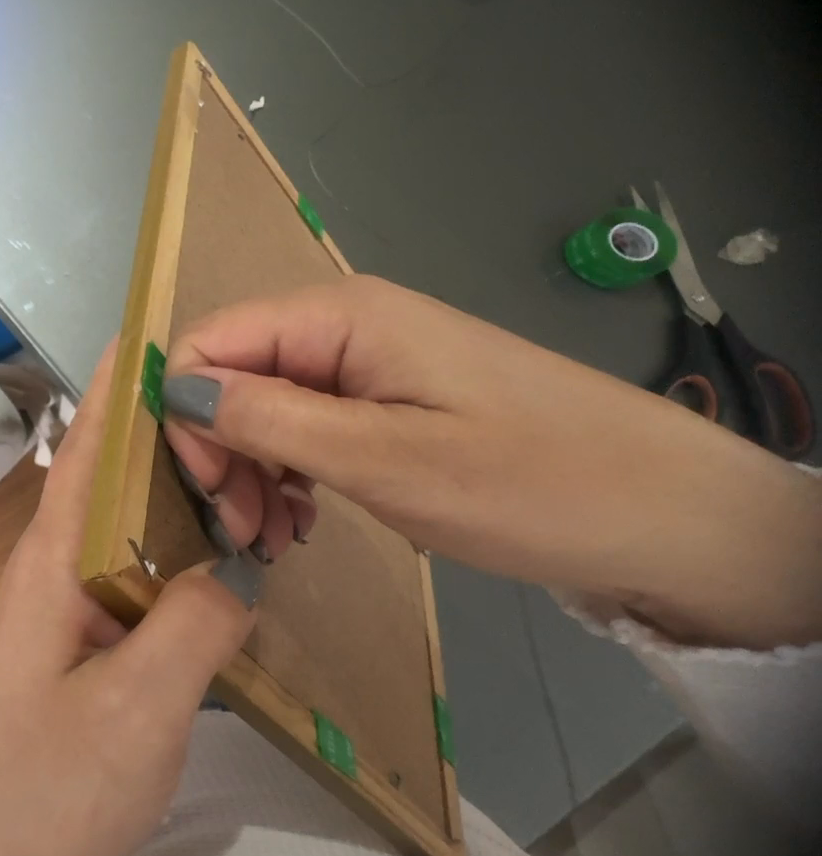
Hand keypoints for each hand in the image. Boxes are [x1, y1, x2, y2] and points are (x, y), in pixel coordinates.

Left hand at [0, 345, 257, 855]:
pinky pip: (143, 567)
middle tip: (256, 413)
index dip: (115, 390)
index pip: (86, 452)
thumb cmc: (51, 778)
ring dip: (188, 493)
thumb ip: (190, 626)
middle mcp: (58, 562)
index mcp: (53, 561)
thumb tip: (235, 566)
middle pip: (116, 476)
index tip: (152, 331)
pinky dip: (187, 549)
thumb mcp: (135, 710)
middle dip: (175, 437)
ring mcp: (73, 597)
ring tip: (261, 470)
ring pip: (134, 521)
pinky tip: (234, 550)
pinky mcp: (92, 631)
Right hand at [160, 275, 821, 649]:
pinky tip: (299, 520)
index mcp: (336, 317)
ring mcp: (364, 361)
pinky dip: (286, 473)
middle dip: (217, 451)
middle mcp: (340, 325)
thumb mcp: (384, 460)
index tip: (210, 489)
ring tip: (271, 538)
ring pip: (259, 405)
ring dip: (249, 471)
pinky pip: (301, 424)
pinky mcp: (384, 397)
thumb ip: (268, 419)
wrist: (682, 520)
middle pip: (229, 375)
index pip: (204, 343)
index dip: (184, 412)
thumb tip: (173, 392)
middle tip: (239, 532)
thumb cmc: (535, 484)